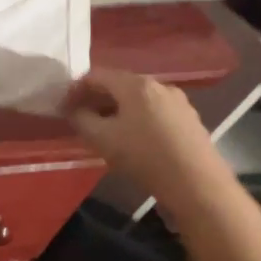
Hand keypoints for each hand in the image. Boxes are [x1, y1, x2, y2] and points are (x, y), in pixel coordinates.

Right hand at [63, 69, 242, 214]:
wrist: (197, 184)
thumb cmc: (143, 156)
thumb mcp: (100, 138)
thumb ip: (80, 118)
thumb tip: (74, 110)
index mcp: (136, 85)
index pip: (96, 76)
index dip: (75, 89)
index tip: (63, 107)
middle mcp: (160, 86)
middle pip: (119, 85)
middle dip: (96, 99)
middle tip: (80, 117)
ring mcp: (179, 103)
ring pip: (137, 99)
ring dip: (116, 109)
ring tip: (104, 129)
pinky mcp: (189, 120)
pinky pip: (154, 112)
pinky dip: (136, 118)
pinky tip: (132, 138)